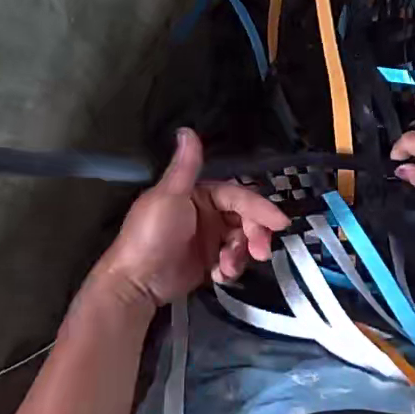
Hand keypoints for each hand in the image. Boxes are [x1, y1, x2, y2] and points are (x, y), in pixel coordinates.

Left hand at [92, 128, 291, 308]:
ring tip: (226, 267)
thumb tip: (187, 130)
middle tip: (261, 252)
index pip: (238, 197)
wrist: (135, 283)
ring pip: (242, 241)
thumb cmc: (150, 236)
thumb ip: (186, 166)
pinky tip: (218, 276)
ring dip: (241, 254)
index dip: (260, 208)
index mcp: (199, 195)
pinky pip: (232, 262)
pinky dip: (231, 269)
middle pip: (246, 219)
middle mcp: (207, 214)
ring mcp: (208, 239)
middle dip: (256, 235)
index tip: (279, 222)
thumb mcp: (168, 196)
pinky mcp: (208, 263)